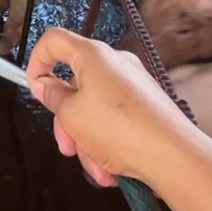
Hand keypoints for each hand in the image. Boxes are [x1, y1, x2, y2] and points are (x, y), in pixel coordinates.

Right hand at [26, 28, 194, 186]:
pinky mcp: (148, 108)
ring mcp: (134, 86)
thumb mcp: (72, 116)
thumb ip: (53, 98)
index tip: (35, 89)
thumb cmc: (118, 129)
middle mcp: (115, 64)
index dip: (37, 61)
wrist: (176, 158)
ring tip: (98, 168)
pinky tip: (113, 170)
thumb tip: (46, 86)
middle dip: (67, 120)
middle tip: (66, 146)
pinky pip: (116, 121)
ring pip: (94, 109)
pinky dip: (109, 143)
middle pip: (75, 84)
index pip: (53, 40)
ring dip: (88, 140)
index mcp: (93, 55)